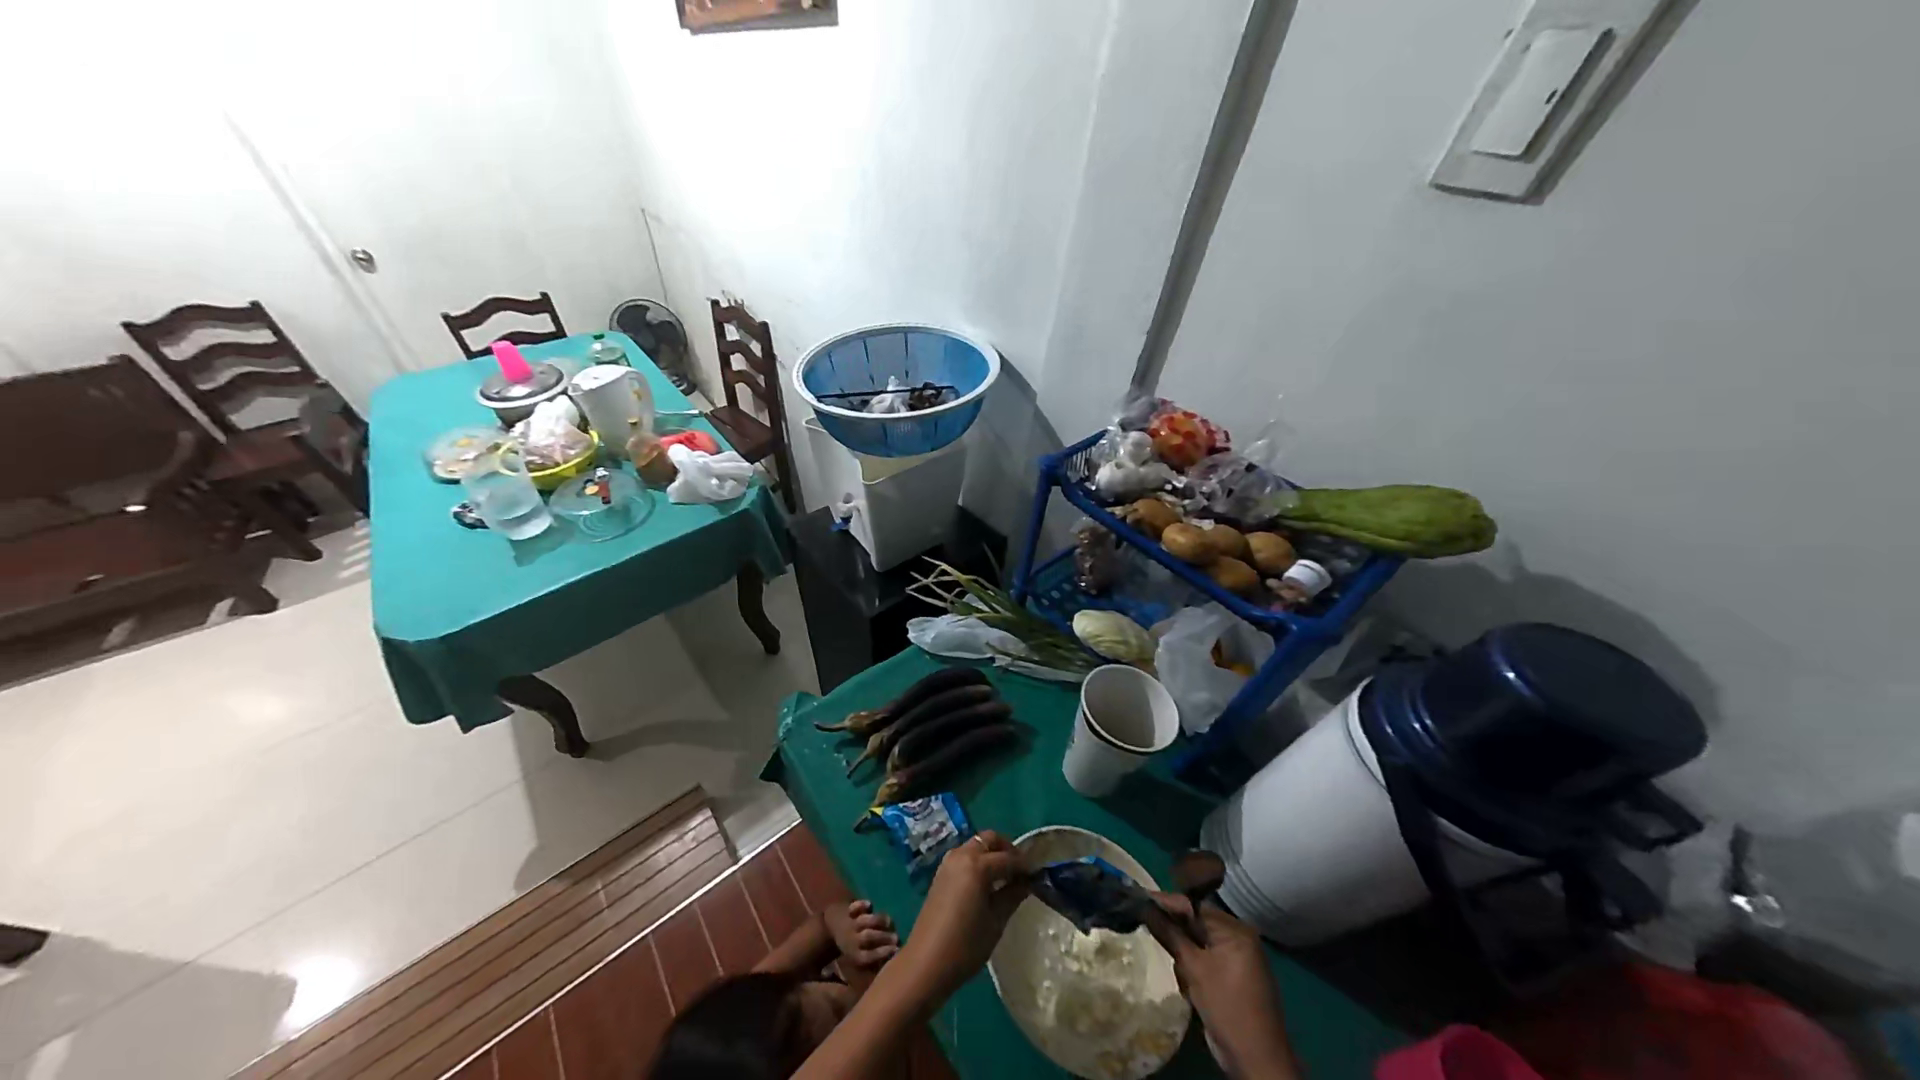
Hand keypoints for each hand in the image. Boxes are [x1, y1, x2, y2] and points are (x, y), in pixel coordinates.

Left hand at [825, 899, 898, 969]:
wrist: (829, 929)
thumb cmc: (852, 944)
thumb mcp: (859, 955)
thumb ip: (875, 954)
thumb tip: (896, 952)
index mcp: (855, 954)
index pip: (869, 956)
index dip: (883, 952)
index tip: (896, 948)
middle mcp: (852, 939)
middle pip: (868, 937)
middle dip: (883, 937)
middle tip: (896, 936)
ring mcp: (849, 924)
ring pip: (863, 922)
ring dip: (876, 920)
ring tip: (889, 920)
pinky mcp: (846, 911)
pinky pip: (853, 907)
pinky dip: (860, 905)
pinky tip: (870, 904)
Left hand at [897, 831, 1029, 996]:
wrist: (926, 962)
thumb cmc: (966, 944)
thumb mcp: (996, 920)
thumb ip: (1013, 895)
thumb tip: (1027, 882)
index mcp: (977, 865)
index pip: (1008, 858)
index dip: (1025, 865)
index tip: (1037, 874)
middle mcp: (961, 856)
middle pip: (989, 840)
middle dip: (1007, 849)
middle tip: (1020, 870)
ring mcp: (948, 863)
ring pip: (975, 846)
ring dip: (991, 853)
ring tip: (1005, 877)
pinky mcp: (940, 874)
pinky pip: (964, 856)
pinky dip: (978, 861)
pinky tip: (986, 883)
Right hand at [1144, 894, 1296, 1079]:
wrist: (1256, 1059)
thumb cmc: (1226, 1007)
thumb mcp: (1194, 968)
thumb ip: (1170, 933)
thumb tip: (1145, 906)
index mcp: (1235, 930)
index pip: (1195, 906)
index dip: (1167, 904)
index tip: (1139, 900)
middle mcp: (1238, 938)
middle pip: (1196, 924)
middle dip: (1176, 934)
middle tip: (1151, 934)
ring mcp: (1236, 958)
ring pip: (1197, 944)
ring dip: (1184, 956)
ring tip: (1183, 977)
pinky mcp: (1231, 977)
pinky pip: (1205, 960)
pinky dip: (1193, 969)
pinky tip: (1191, 987)